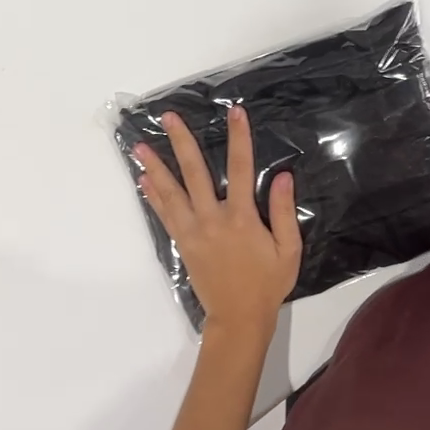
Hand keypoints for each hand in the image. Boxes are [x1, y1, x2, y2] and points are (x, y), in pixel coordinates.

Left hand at [135, 106, 302, 340]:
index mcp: (241, 218)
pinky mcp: (182, 244)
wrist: (239, 318)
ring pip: (171, 192)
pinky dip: (153, 196)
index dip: (239, 138)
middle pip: (194, 173)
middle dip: (181, 142)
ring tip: (140, 145)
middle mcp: (212, 219)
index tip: (234, 112)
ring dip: (155, 167)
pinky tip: (144, 179)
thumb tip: (283, 175)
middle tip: (167, 117)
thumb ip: (284, 211)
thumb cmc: (268, 283)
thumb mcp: (289, 249)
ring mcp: (193, 231)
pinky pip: (164, 214)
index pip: (241, 168)